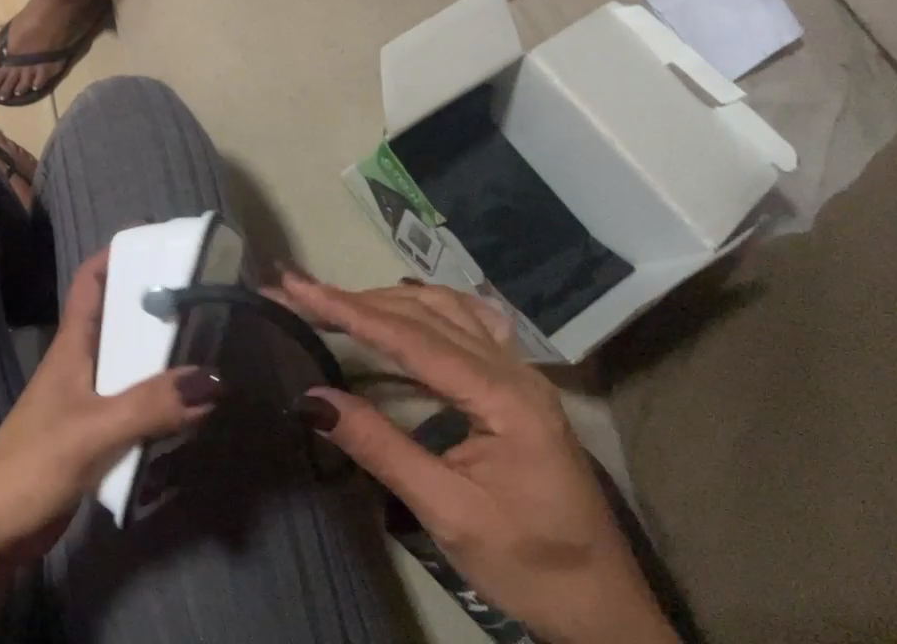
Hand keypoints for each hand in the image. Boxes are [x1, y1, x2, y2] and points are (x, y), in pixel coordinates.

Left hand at [0, 248, 221, 556]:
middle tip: (209, 298)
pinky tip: (192, 409)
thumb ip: (151, 406)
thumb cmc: (32, 465)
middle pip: (118, 320)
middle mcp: (79, 365)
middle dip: (156, 305)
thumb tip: (214, 378)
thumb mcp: (94, 430)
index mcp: (70, 347)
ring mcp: (86, 401)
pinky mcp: (94, 435)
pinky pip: (134, 405)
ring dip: (164, 356)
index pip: (89, 283)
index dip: (117, 256)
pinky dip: (161, 401)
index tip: (161, 245)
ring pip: (130, 365)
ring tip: (214, 346)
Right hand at [275, 271, 677, 643]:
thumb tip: (311, 398)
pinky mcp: (517, 391)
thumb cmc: (528, 564)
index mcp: (504, 398)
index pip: (410, 338)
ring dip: (387, 301)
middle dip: (357, 299)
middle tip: (298, 292)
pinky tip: (403, 312)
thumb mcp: (446, 511)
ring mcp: (521, 378)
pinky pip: (468, 326)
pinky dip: (424, 310)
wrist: (602, 609)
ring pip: (447, 312)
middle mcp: (515, 373)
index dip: (347, 309)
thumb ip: (379, 446)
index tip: (294, 286)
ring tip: (334, 302)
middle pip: (426, 315)